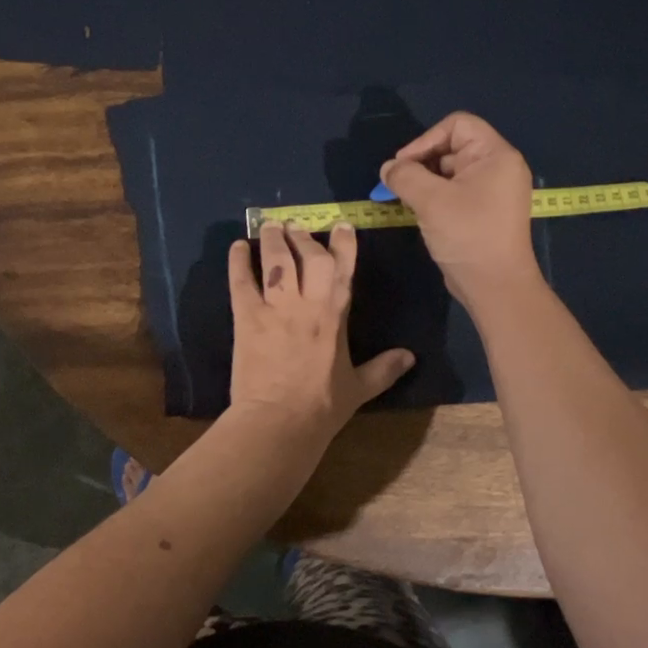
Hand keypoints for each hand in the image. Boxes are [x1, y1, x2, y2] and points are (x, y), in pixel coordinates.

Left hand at [226, 222, 415, 432]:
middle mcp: (307, 303)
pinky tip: (237, 247)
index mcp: (336, 315)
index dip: (343, 244)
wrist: (280, 420)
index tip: (340, 226)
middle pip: (308, 258)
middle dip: (303, 237)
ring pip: (275, 262)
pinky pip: (241, 281)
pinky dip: (238, 261)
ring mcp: (275, 308)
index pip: (343, 269)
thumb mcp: (359, 388)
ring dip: (273, 241)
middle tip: (296, 226)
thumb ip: (383, 369)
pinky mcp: (246, 318)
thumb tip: (410, 357)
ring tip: (271, 226)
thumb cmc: (322, 407)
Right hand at [379, 111, 542, 306]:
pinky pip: (452, 191)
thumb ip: (404, 176)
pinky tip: (416, 211)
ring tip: (402, 200)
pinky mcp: (481, 211)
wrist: (494, 284)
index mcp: (495, 156)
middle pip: (451, 147)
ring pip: (448, 172)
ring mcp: (490, 191)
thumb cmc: (467, 235)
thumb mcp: (431, 200)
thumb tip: (387, 168)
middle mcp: (497, 168)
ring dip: (422, 182)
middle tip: (396, 185)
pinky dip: (431, 196)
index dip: (425, 139)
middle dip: (420, 163)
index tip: (403, 165)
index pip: (457, 125)